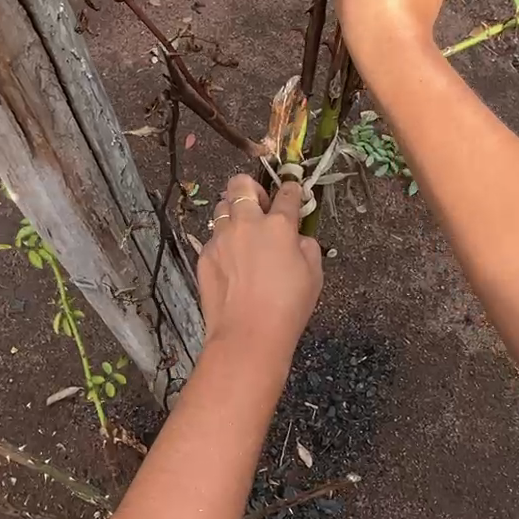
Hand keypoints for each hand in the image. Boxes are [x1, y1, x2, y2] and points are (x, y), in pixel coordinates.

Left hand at [197, 174, 322, 360]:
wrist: (248, 334)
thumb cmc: (288, 306)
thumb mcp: (314, 274)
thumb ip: (307, 246)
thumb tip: (297, 238)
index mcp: (279, 225)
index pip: (287, 194)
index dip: (292, 190)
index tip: (292, 192)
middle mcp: (247, 223)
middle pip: (241, 184)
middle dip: (251, 188)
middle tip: (260, 205)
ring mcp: (221, 238)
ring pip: (222, 207)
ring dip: (233, 212)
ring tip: (242, 231)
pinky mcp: (205, 255)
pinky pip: (213, 237)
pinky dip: (223, 242)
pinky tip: (231, 261)